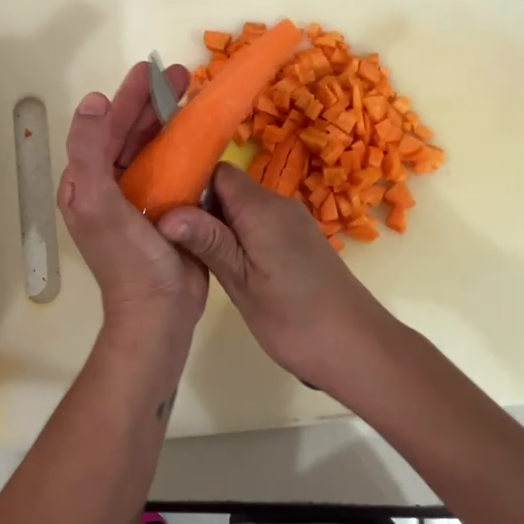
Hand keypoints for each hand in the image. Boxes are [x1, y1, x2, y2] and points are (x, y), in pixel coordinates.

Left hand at [59, 62, 208, 335]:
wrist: (160, 312)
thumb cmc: (126, 257)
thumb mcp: (97, 201)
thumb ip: (88, 151)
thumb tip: (92, 100)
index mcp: (87, 183)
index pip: (103, 128)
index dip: (126, 97)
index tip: (148, 71)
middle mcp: (110, 186)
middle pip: (131, 132)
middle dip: (153, 102)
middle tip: (181, 73)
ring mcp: (140, 198)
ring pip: (155, 146)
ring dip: (172, 120)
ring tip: (195, 93)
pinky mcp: (168, 209)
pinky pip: (176, 168)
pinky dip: (188, 147)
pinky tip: (205, 132)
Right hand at [157, 164, 398, 395]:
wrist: (360, 351)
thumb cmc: (295, 319)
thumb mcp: (241, 283)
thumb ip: (207, 242)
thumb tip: (164, 212)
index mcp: (261, 208)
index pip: (216, 172)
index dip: (189, 185)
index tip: (162, 210)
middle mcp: (278, 205)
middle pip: (228, 189)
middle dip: (200, 208)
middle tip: (170, 239)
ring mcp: (292, 223)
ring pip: (243, 209)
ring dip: (219, 226)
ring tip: (192, 256)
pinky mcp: (300, 242)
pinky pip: (259, 224)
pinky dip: (240, 238)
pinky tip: (227, 267)